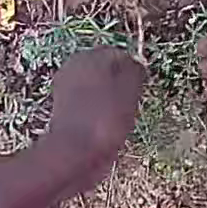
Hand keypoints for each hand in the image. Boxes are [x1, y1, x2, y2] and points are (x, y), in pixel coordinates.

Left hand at [38, 46, 145, 191]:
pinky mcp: (64, 111)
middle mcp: (73, 67)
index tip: (143, 86)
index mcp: (89, 56)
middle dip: (121, 83)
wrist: (75, 154)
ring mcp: (65, 89)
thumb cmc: (106, 118)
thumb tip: (135, 65)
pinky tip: (107, 126)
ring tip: (122, 116)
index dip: (134, 69)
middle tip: (134, 101)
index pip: (119, 54)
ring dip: (111, 99)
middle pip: (106, 70)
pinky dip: (100, 112)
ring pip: (98, 88)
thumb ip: (134, 70)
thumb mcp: (129, 90)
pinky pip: (90, 104)